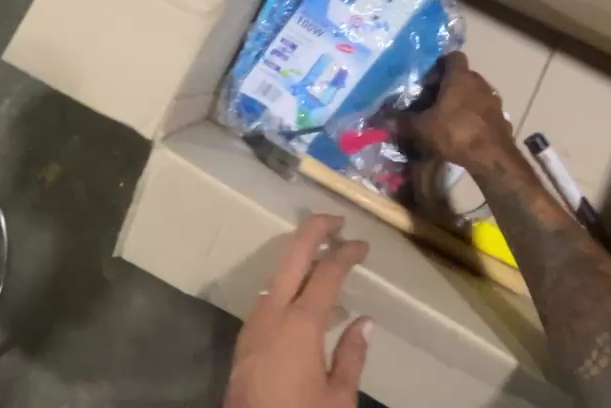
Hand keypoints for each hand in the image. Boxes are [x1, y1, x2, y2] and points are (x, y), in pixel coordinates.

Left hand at [225, 214, 371, 407]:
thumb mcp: (338, 399)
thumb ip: (353, 355)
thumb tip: (365, 322)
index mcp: (301, 323)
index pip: (328, 272)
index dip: (347, 253)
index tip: (363, 245)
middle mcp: (273, 312)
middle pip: (293, 254)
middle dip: (315, 229)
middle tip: (336, 220)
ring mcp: (254, 323)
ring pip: (277, 273)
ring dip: (299, 257)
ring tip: (324, 255)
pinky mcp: (245, 338)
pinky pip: (269, 297)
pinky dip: (288, 284)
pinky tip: (303, 298)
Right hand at [407, 53, 511, 165]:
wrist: (492, 157)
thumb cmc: (456, 132)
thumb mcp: (423, 127)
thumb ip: (404, 121)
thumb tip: (384, 119)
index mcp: (460, 76)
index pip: (453, 57)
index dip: (440, 66)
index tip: (428, 82)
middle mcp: (479, 82)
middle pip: (462, 76)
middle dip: (449, 86)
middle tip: (433, 102)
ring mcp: (493, 100)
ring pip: (474, 93)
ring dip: (463, 102)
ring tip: (448, 119)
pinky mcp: (501, 118)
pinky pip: (484, 111)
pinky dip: (475, 117)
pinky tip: (465, 133)